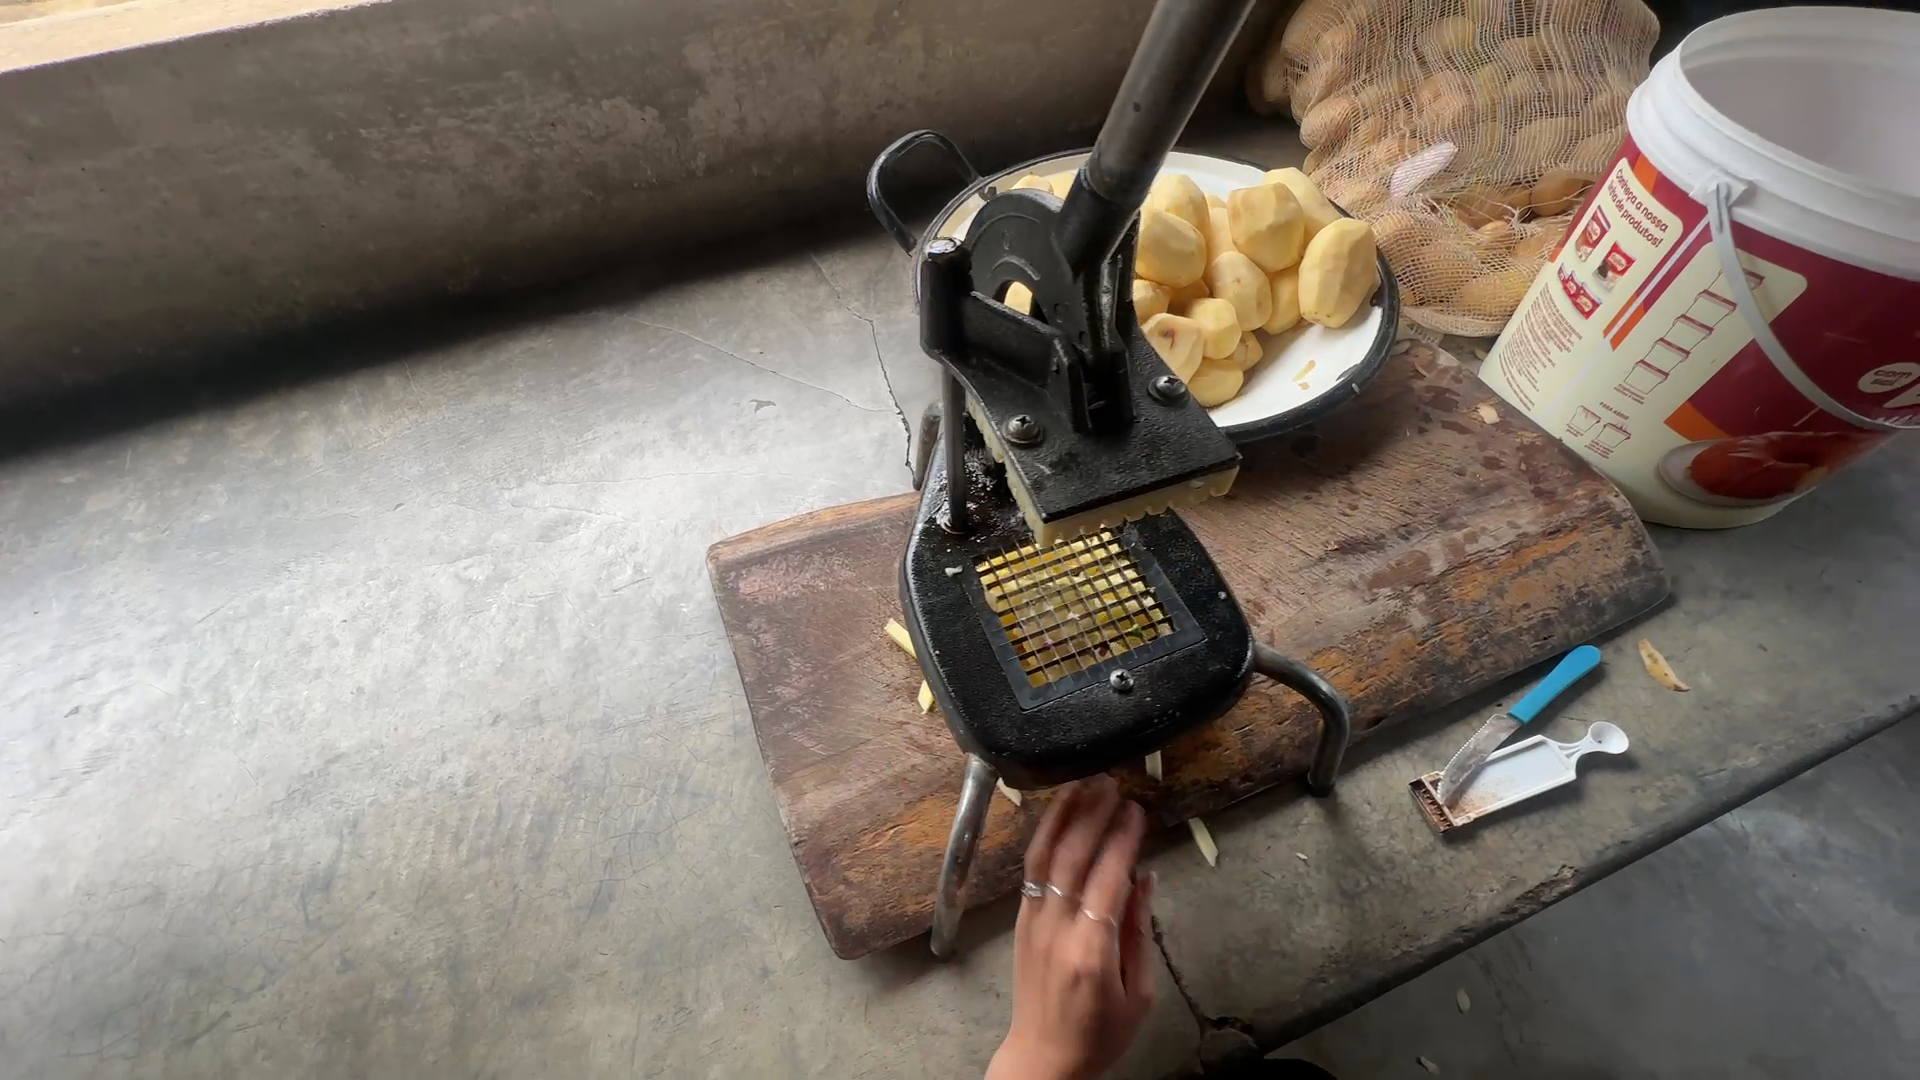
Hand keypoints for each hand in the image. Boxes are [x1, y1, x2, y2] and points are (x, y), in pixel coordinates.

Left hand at [987, 775, 1156, 1079]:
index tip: (1137, 810)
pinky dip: (1044, 832)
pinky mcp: (1020, 915)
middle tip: (1112, 783)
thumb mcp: (1139, 994)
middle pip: (1073, 857)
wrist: (1042, 1057)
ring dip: (1063, 813)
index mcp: (1091, 951)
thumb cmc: (1099, 1032)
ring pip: (1045, 853)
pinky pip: (1032, 865)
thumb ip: (1140, 931)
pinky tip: (1058, 810)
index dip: (1122, 839)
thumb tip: (1145, 875)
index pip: (1108, 879)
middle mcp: (1056, 927)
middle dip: (1093, 814)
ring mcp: (1032, 918)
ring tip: (1081, 781)